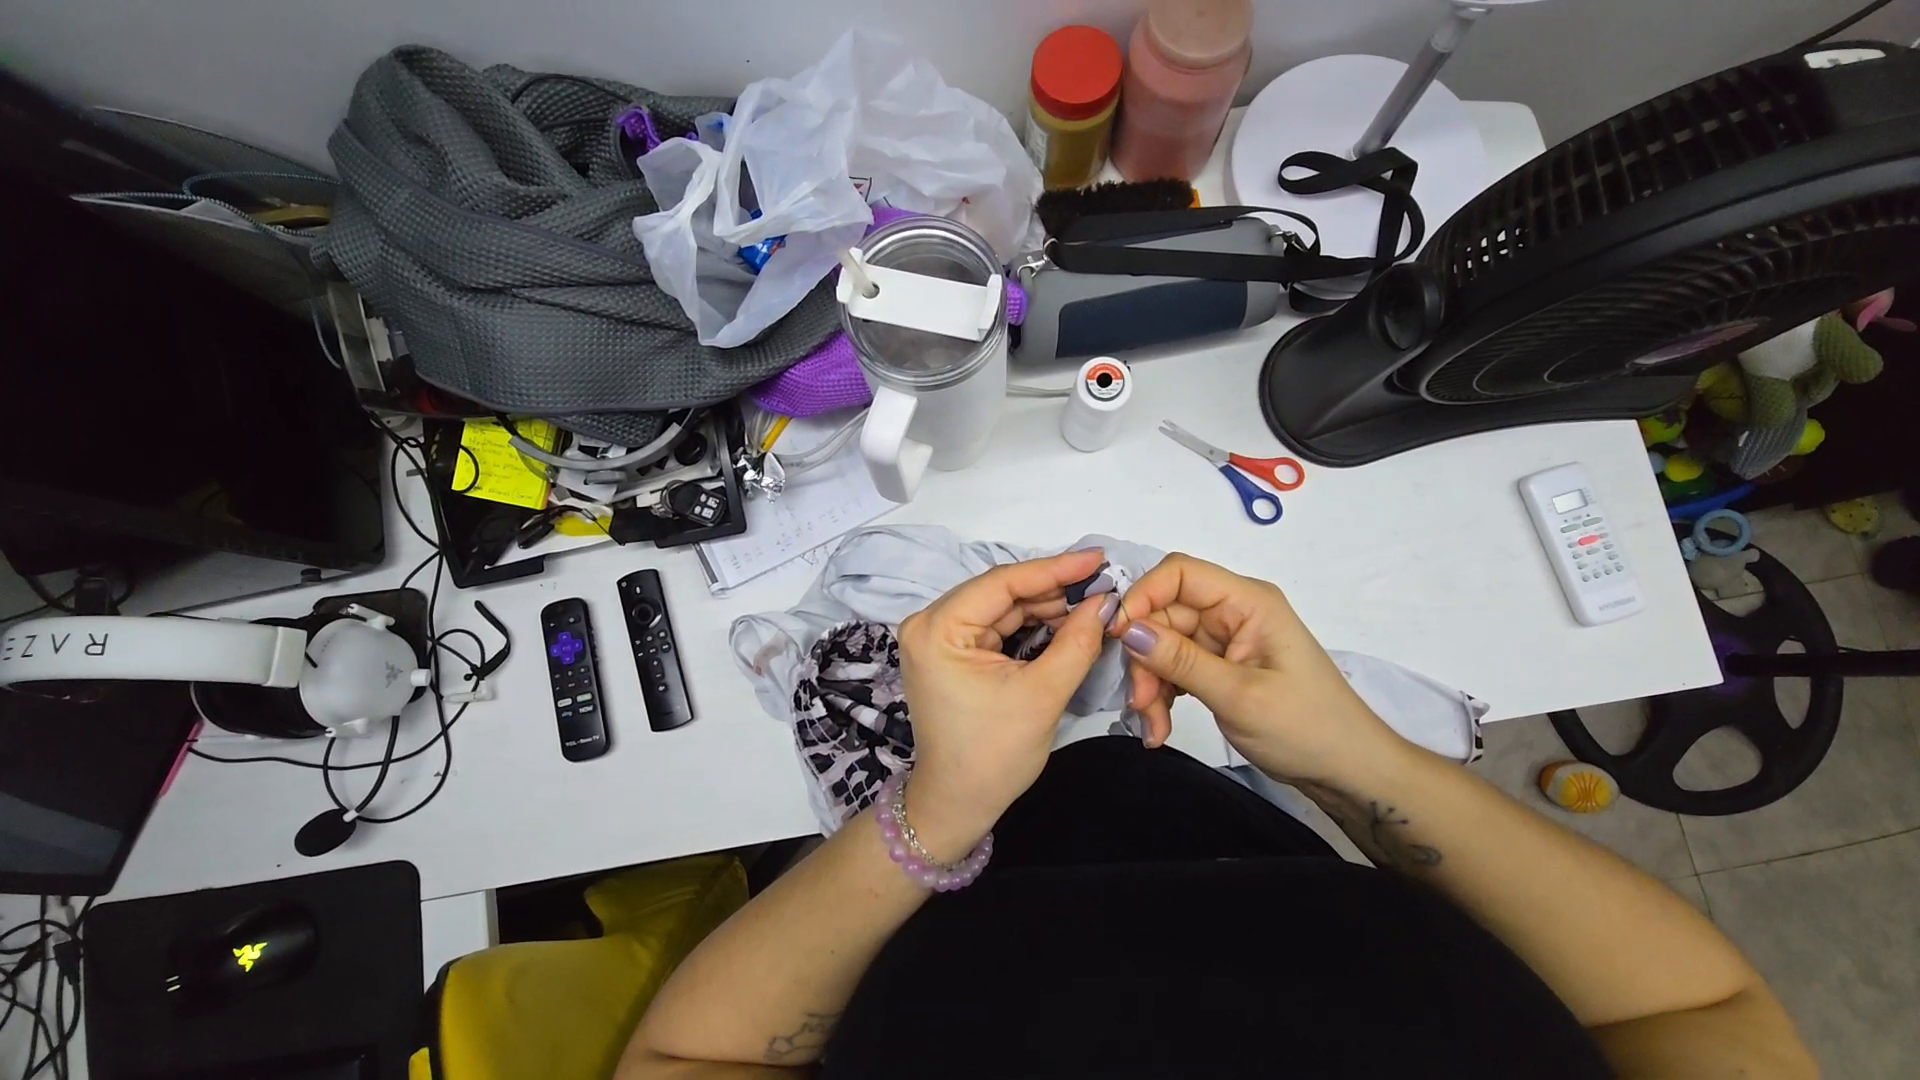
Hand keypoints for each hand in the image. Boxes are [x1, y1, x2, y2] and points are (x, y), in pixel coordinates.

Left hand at [895, 550, 1113, 858]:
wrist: (958, 804)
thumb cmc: (993, 756)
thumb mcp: (1043, 695)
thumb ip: (1077, 642)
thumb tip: (1106, 602)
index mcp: (937, 629)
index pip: (1002, 583)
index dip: (1055, 569)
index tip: (1098, 558)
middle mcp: (929, 624)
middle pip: (1001, 592)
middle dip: (1053, 590)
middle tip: (1103, 585)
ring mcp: (938, 638)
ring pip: (1002, 608)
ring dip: (1045, 607)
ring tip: (1092, 603)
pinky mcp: (951, 653)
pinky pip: (996, 627)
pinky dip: (1030, 626)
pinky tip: (1065, 621)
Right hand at [1112, 553, 1401, 781]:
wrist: (1347, 771)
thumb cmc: (1307, 728)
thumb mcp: (1239, 695)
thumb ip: (1180, 660)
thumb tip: (1127, 629)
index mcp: (1248, 602)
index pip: (1180, 574)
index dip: (1143, 596)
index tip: (1117, 636)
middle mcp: (1233, 612)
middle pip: (1165, 615)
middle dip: (1144, 657)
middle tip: (1139, 703)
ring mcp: (1225, 640)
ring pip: (1163, 645)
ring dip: (1150, 683)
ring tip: (1152, 725)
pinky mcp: (1218, 666)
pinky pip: (1174, 668)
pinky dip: (1162, 694)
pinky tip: (1160, 726)